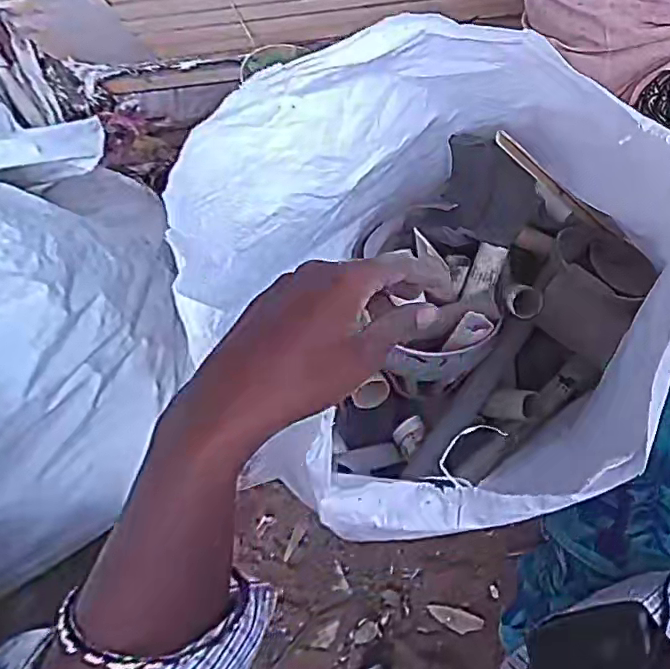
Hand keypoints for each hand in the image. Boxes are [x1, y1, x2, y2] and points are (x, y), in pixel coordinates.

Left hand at [166, 258, 438, 460]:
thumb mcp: (364, 357)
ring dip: (364, 299)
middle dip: (395, 289)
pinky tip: (336, 334)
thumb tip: (427, 311)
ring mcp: (286, 285)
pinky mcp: (266, 303)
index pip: (397, 266)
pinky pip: (313, 294)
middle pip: (367, 272)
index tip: (441, 289)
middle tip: (414, 309)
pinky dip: (335, 305)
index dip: (425, 276)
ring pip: (338, 283)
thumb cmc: (302, 380)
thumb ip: (399, 326)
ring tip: (378, 326)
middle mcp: (315, 272)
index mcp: (344, 279)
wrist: (228, 402)